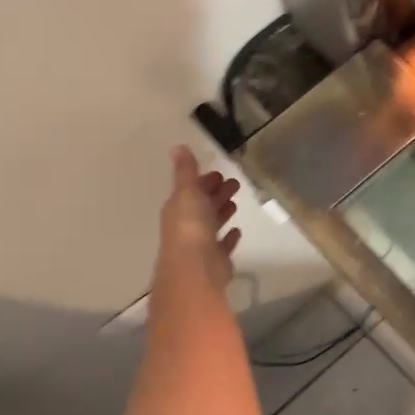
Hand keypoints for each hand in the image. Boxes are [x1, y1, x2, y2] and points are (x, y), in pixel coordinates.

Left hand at [159, 145, 241, 289]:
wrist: (194, 268)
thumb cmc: (190, 226)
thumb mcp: (187, 192)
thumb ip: (185, 171)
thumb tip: (177, 146)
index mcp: (178, 208)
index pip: (191, 189)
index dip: (204, 180)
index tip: (219, 172)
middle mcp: (187, 224)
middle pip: (202, 205)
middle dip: (215, 193)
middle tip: (234, 183)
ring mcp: (201, 243)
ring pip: (212, 223)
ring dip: (222, 211)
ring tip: (235, 203)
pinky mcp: (215, 259)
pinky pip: (223, 244)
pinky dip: (229, 237)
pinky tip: (237, 231)